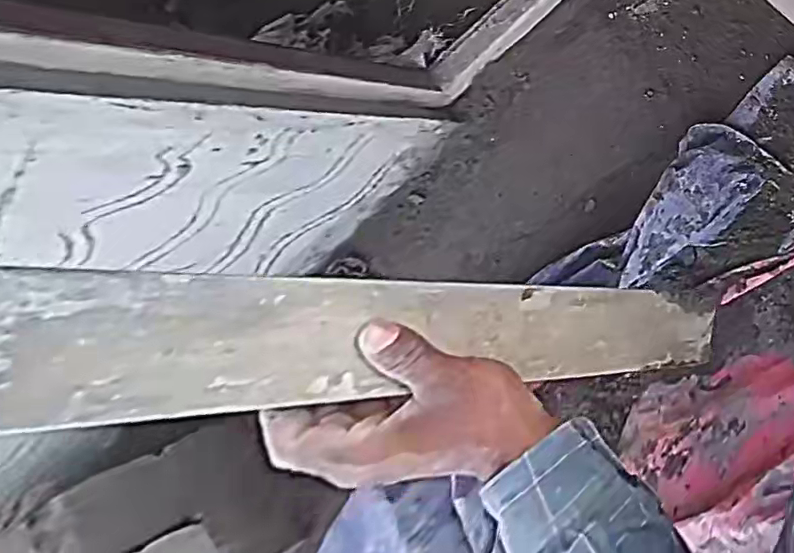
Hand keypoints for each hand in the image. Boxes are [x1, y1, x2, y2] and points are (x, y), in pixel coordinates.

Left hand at [259, 320, 560, 486]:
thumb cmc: (484, 421)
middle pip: (309, 433)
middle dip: (310, 393)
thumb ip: (406, 354)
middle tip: (315, 355)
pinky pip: (365, 418)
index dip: (277, 409)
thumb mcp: (445, 377)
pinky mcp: (401, 440)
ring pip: (338, 424)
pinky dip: (363, 393)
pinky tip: (383, 364)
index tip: (277, 374)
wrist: (517, 439)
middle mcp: (364, 459)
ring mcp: (382, 452)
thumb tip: (375, 333)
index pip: (291, 441)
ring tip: (351, 351)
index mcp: (362, 452)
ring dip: (339, 390)